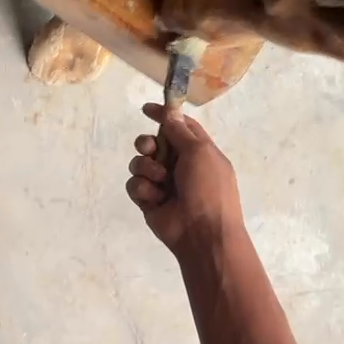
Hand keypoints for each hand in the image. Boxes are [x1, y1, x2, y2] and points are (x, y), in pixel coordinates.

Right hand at [127, 103, 241, 256]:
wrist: (202, 234)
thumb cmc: (208, 190)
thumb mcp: (200, 152)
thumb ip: (180, 131)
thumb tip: (170, 112)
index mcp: (198, 152)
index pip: (179, 127)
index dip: (164, 116)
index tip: (146, 110)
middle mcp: (179, 166)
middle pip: (154, 143)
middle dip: (147, 143)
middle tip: (150, 149)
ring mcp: (163, 183)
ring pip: (140, 163)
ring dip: (146, 168)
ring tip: (158, 181)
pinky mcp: (148, 199)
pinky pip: (135, 184)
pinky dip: (143, 189)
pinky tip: (155, 199)